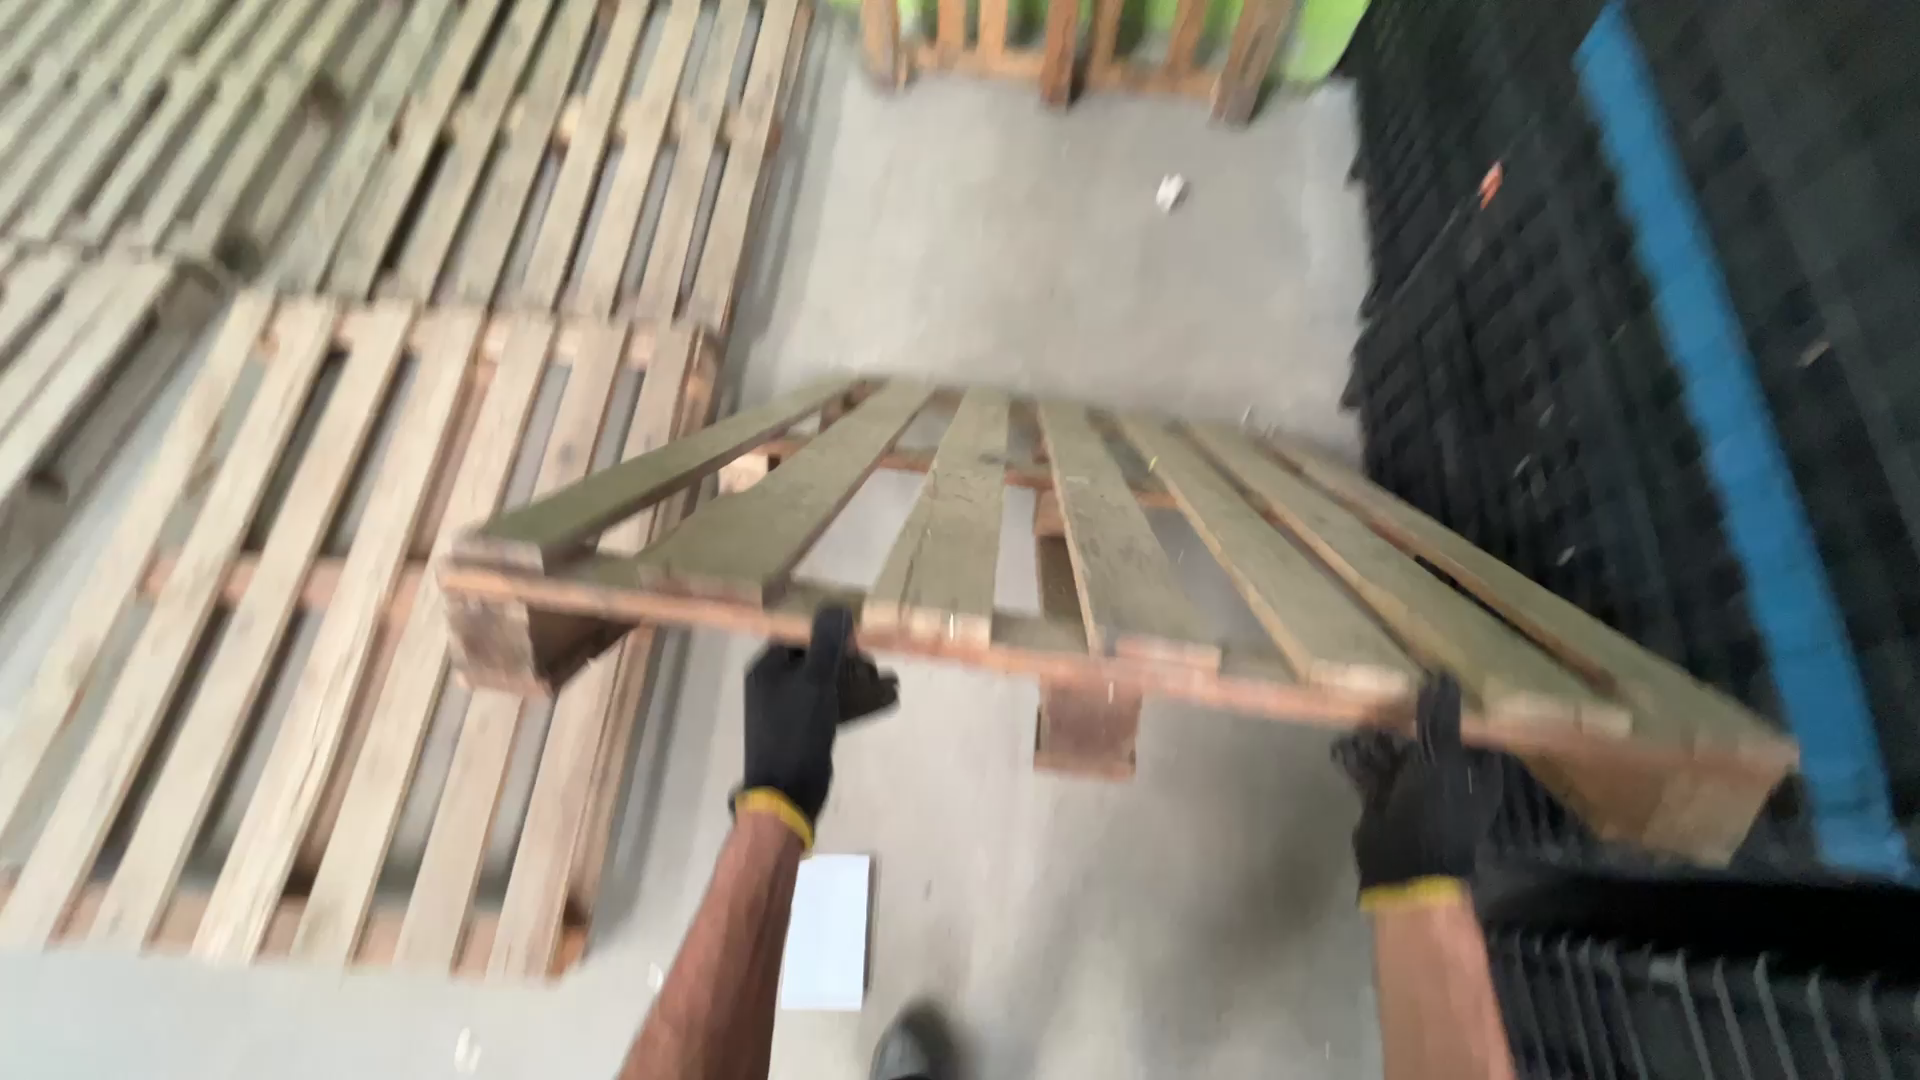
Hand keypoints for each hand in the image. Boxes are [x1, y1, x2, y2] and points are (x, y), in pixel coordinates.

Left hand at [740, 606, 898, 830]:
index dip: (828, 633)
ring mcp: (790, 709)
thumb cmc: (797, 728)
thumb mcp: (815, 679)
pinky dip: (857, 702)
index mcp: (767, 668)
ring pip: (829, 684)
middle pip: (817, 659)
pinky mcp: (807, 729)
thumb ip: (826, 642)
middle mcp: (775, 685)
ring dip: (859, 681)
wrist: (788, 791)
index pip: (799, 636)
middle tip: (875, 664)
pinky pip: (833, 706)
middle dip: (850, 659)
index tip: (856, 638)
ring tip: (890, 680)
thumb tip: (838, 608)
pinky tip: (886, 700)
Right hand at [1333, 675, 1502, 898]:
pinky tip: (1340, 748)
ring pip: (1391, 754)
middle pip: (1424, 739)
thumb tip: (1442, 674)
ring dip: (1370, 740)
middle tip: (1377, 699)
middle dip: (1397, 722)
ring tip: (1351, 725)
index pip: (1465, 730)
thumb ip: (1439, 718)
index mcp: (1475, 772)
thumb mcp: (1441, 760)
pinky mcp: (1383, 800)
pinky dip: (1355, 760)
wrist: (1403, 864)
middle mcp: (1447, 779)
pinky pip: (1368, 771)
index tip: (1423, 683)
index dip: (1448, 708)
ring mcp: (1413, 791)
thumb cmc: (1434, 810)